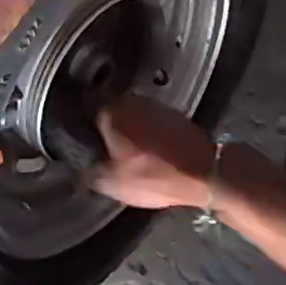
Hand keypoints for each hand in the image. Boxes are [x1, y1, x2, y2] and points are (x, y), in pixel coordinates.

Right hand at [88, 95, 218, 209]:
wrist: (205, 172)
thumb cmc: (155, 176)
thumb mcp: (112, 184)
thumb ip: (89, 172)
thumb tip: (80, 166)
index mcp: (110, 113)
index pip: (84, 114)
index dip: (82, 131)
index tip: (85, 145)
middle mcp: (129, 101)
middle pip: (108, 113)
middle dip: (106, 130)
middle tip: (106, 153)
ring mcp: (153, 104)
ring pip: (129, 116)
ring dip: (127, 130)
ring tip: (129, 154)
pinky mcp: (171, 113)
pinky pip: (149, 121)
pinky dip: (146, 133)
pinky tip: (149, 152)